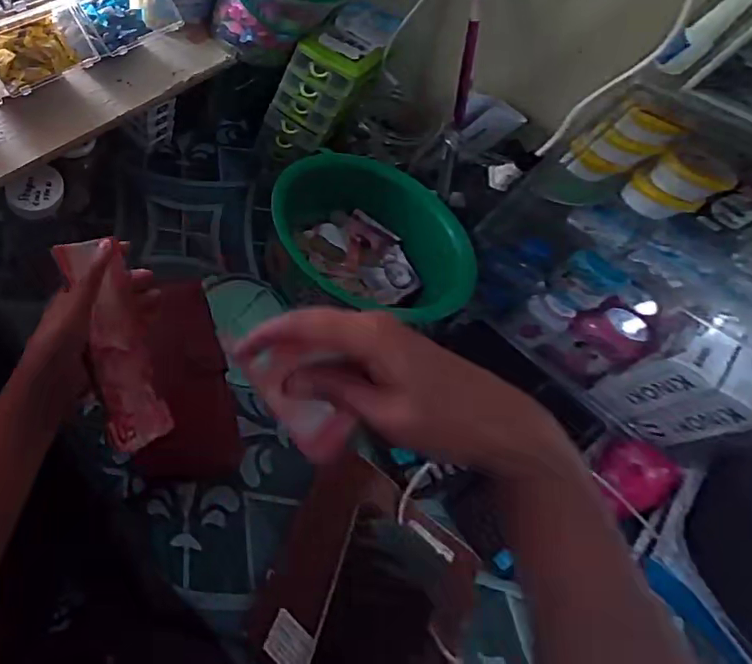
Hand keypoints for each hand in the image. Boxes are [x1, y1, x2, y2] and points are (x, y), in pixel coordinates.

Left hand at [21, 240, 155, 409]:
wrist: (50, 382)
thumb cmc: (60, 336)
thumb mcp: (76, 301)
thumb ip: (93, 276)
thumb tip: (108, 243)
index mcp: (71, 294)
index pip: (92, 271)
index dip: (109, 259)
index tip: (130, 248)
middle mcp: (81, 311)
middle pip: (109, 292)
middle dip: (130, 284)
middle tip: (152, 278)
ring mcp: (92, 332)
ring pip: (118, 313)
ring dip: (137, 304)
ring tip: (158, 299)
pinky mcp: (101, 353)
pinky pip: (122, 335)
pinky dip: (137, 327)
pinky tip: (152, 323)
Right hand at [231, 308, 579, 481]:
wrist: (512, 428)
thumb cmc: (449, 423)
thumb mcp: (386, 414)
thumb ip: (334, 390)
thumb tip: (289, 381)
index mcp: (369, 333)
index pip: (304, 323)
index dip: (267, 334)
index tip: (240, 349)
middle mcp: (372, 323)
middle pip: (311, 325)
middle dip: (277, 343)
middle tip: (248, 363)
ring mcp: (384, 334)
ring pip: (327, 336)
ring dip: (299, 353)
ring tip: (272, 374)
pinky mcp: (393, 348)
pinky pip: (345, 347)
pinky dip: (322, 361)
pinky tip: (312, 380)